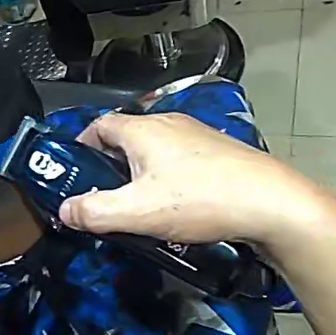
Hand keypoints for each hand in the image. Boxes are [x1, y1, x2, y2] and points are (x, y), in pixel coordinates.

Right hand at [59, 112, 335, 249]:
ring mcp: (197, 134)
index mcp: (142, 129)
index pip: (98, 125)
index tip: (74, 174)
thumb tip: (65, 210)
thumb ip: (94, 212)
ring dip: (140, 172)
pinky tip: (177, 204)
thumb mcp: (137, 212)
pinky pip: (179, 158)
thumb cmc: (201, 200)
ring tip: (139, 205)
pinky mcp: (218, 151)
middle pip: (126, 137)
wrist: (270, 202)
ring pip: (154, 149)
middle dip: (109, 165)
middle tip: (104, 197)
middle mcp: (168, 123)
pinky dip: (167, 176)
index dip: (81, 147)